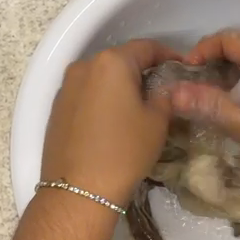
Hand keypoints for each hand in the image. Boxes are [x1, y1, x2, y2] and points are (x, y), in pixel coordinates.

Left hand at [41, 38, 179, 206]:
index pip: (146, 47)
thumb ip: (164, 96)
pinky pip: (86, 96)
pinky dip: (103, 101)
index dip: (168, 55)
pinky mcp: (57, 110)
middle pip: (120, 60)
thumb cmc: (124, 151)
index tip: (183, 67)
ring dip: (120, 87)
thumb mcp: (157, 122)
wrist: (78, 191)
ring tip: (138, 106)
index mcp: (111, 63)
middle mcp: (84, 67)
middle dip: (142, 71)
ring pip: (101, 79)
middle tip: (163, 89)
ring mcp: (66, 88)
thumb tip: (165, 89)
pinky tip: (114, 121)